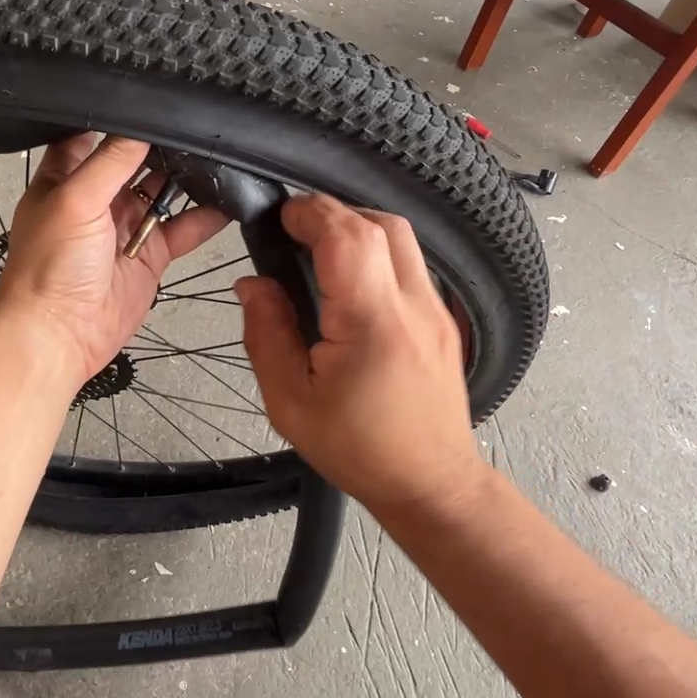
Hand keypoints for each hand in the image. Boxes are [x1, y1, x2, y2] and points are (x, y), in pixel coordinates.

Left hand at [0, 134, 227, 383]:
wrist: (59, 334)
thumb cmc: (47, 269)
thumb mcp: (75, 199)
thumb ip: (110, 161)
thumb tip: (140, 127)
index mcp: (65, 178)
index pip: (91, 134)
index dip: (117, 119)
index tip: (150, 100)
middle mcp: (95, 200)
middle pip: (135, 161)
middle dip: (161, 146)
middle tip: (195, 126)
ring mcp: (125, 227)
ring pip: (162, 192)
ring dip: (186, 178)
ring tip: (216, 155)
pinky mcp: (150, 256)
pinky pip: (183, 229)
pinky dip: (205, 217)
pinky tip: (226, 201)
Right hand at [235, 194, 484, 516]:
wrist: (431, 484)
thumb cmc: (357, 449)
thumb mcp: (289, 401)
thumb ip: (266, 334)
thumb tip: (253, 283)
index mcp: (373, 325)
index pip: (348, 238)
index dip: (311, 214)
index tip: (279, 218)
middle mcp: (414, 307)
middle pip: (381, 224)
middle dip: (333, 213)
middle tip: (294, 230)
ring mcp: (437, 310)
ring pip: (402, 239)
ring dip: (357, 228)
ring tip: (318, 251)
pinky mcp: (443, 319)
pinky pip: (411, 263)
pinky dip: (377, 252)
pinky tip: (349, 280)